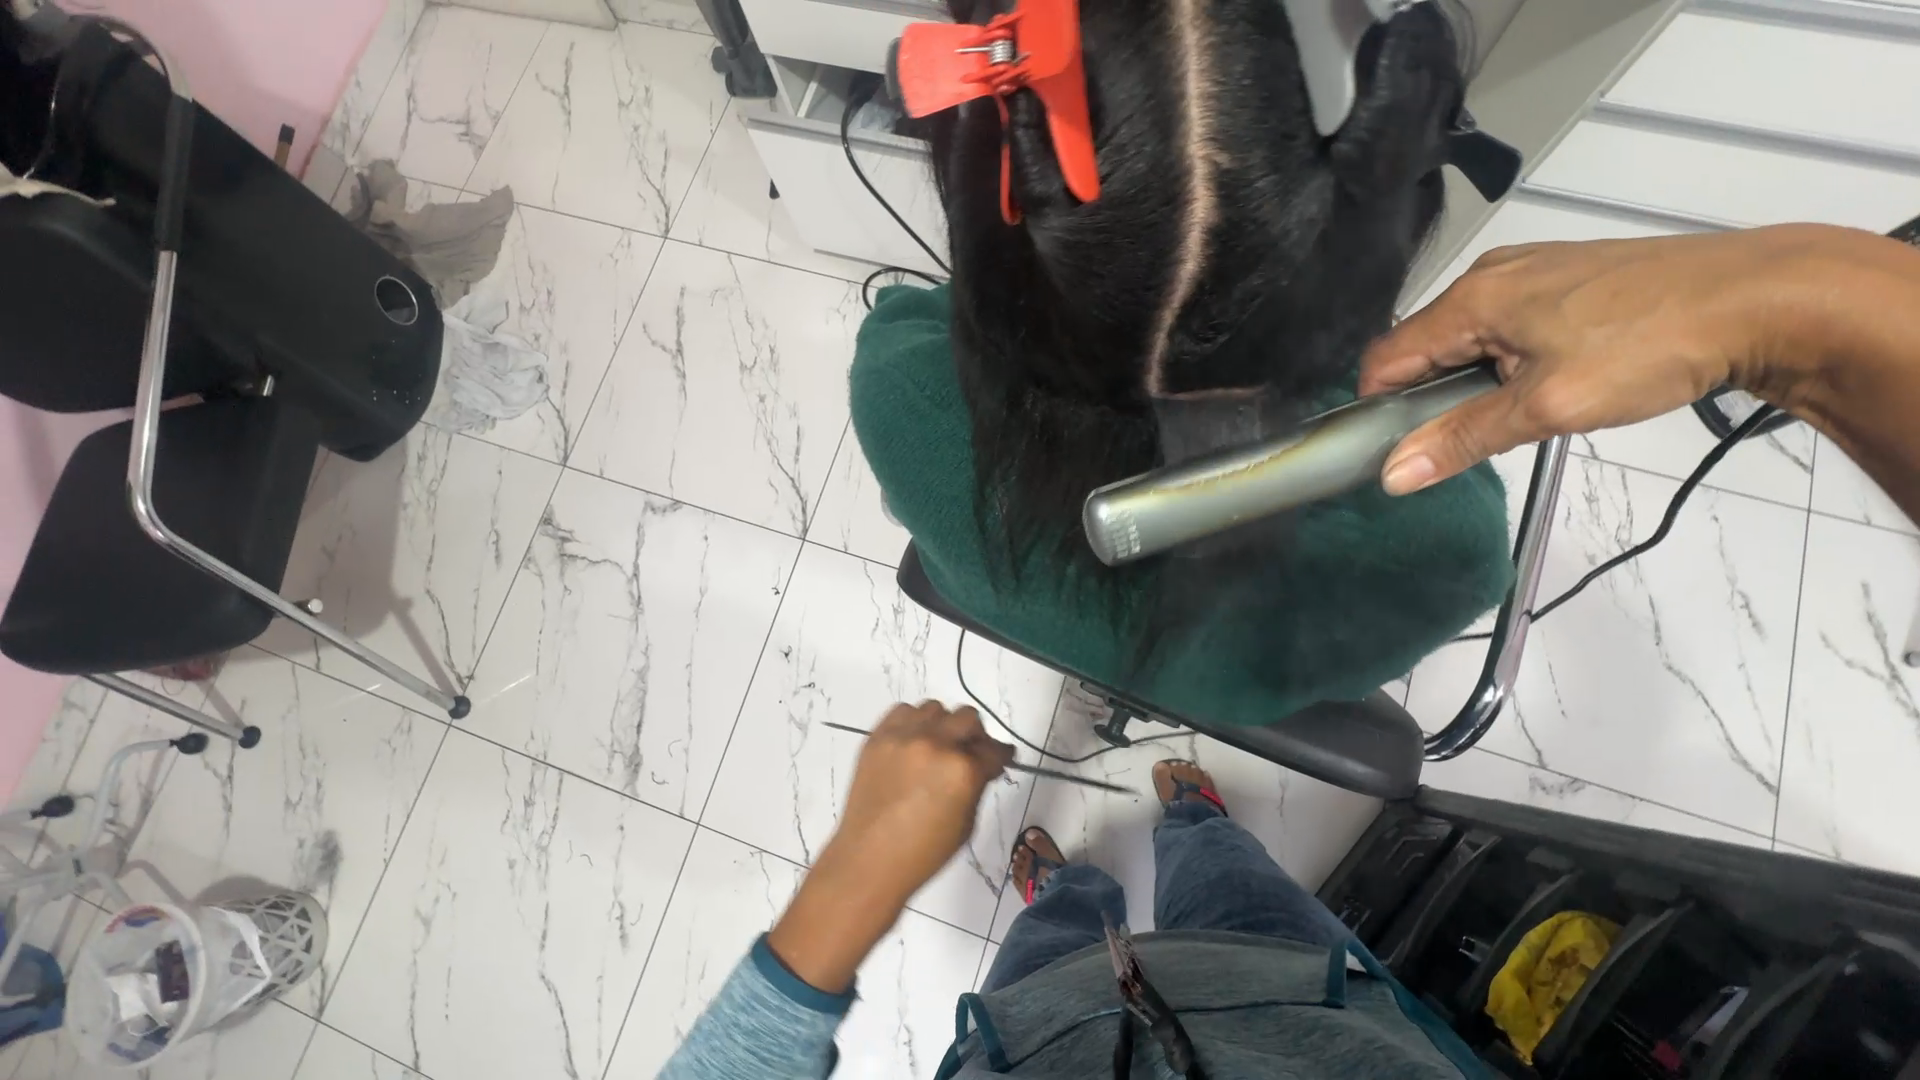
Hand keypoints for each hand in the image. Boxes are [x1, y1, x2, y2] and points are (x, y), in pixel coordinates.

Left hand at [767, 703, 1013, 992]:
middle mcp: (935, 744)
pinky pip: (903, 711)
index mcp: (963, 770)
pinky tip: (913, 744)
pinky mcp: (878, 736)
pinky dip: (913, 722)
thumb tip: (982, 763)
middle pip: (968, 718)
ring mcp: (903, 737)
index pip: (994, 749)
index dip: (1001, 756)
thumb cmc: (924, 852)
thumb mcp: (966, 823)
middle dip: (975, 736)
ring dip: (943, 725)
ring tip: (936, 748)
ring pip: (935, 708)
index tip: (999, 759)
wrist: (869, 859)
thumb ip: (977, 784)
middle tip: (969, 754)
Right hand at [1360, 226, 1846, 493]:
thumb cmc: (1652, 347)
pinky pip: (1502, 322)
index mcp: (1471, 299)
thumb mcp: (1548, 407)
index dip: (1380, 407)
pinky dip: (1503, 356)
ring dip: (1469, 377)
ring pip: (1464, 335)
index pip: (1385, 359)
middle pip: (1422, 346)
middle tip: (1468, 433)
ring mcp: (1530, 269)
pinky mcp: (1564, 275)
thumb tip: (1392, 477)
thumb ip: (1462, 439)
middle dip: (1428, 393)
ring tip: (1515, 407)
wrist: (1775, 297)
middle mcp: (1489, 275)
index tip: (1400, 446)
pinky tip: (1545, 376)